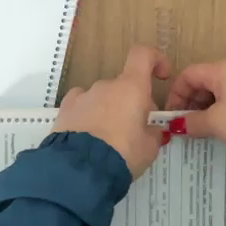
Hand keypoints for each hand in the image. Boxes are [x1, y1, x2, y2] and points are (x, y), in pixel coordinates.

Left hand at [55, 45, 172, 176]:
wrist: (80, 170)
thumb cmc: (123, 155)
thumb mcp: (149, 148)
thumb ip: (154, 133)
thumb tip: (153, 129)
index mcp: (131, 88)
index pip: (143, 55)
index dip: (155, 60)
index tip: (161, 76)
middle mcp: (106, 85)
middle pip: (124, 86)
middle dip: (132, 104)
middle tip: (135, 132)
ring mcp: (83, 95)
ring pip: (103, 98)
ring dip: (109, 111)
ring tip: (108, 140)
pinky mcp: (65, 109)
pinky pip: (82, 106)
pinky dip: (87, 115)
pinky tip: (88, 135)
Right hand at [164, 60, 225, 153]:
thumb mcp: (215, 123)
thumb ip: (191, 123)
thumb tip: (176, 126)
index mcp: (221, 69)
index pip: (188, 75)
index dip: (175, 94)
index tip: (172, 117)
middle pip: (205, 81)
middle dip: (192, 103)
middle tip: (188, 125)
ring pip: (222, 90)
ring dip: (209, 108)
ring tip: (207, 129)